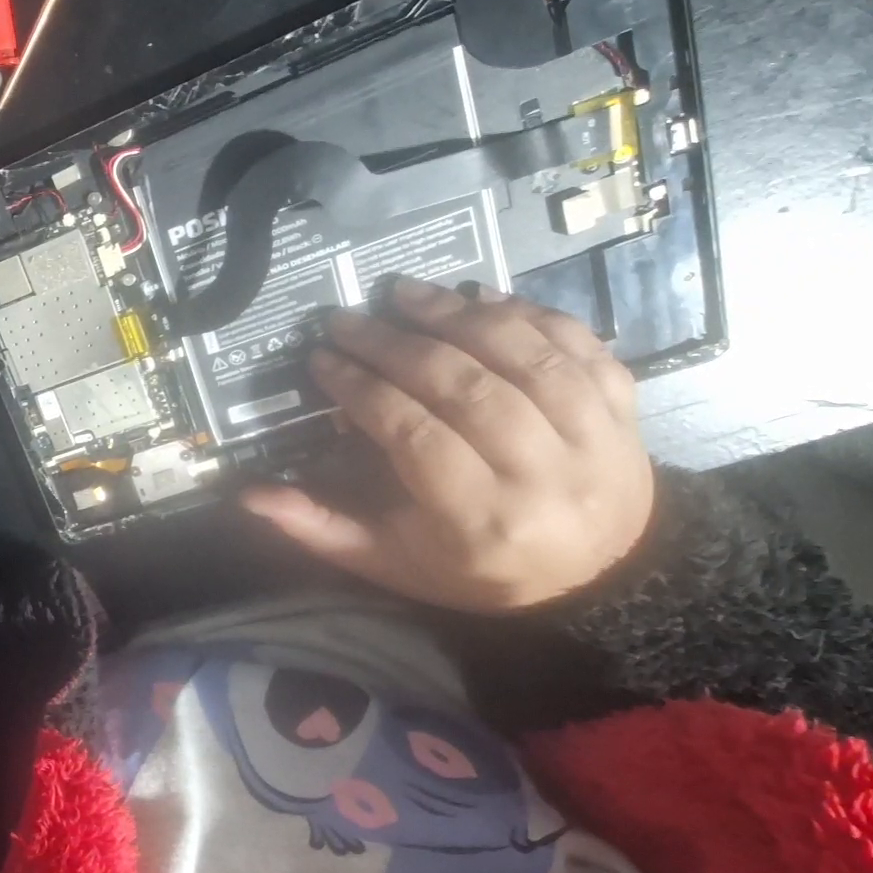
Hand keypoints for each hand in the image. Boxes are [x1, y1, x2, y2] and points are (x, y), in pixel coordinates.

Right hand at [240, 279, 653, 612]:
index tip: (321, 360)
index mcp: (479, 520)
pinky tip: (480, 297)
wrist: (600, 579)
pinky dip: (529, 314)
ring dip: (459, 315)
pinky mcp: (626, 410)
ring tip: (404, 293)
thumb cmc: (472, 571)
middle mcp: (544, 475)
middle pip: (466, 388)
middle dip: (397, 345)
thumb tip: (247, 494)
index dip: (363, 390)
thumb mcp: (386, 562)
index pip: (415, 435)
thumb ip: (317, 527)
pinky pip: (580, 346)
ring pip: (524, 358)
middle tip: (346, 320)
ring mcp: (596, 438)